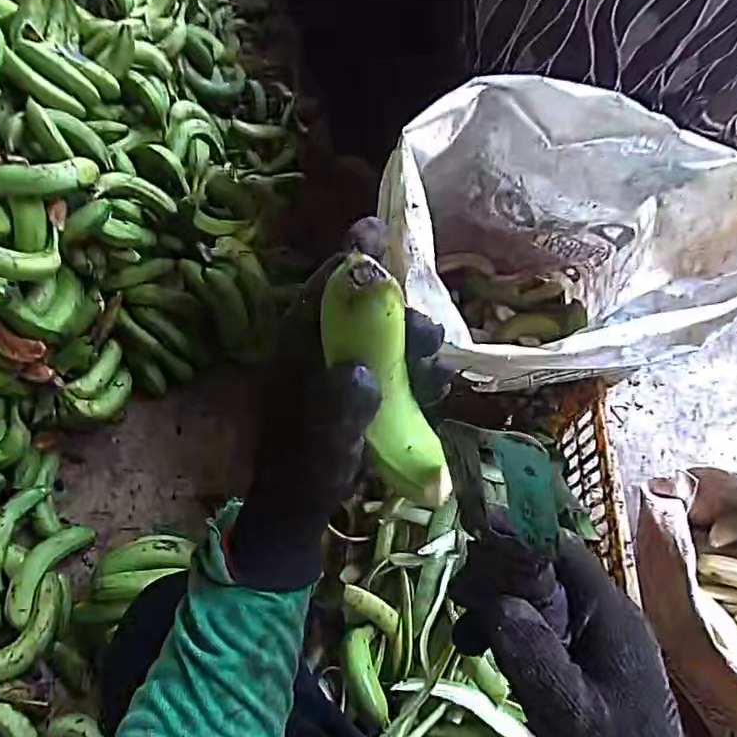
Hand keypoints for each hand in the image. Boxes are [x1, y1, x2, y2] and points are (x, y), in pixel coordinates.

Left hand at [228, 218, 445, 589]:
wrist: (308, 500)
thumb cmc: (306, 465)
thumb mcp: (321, 439)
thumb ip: (338, 406)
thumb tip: (362, 373)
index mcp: (301, 340)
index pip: (327, 284)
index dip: (354, 258)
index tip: (381, 237)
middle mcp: (328, 343)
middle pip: (370, 305)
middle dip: (401, 313)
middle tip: (424, 336)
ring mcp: (352, 363)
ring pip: (393, 334)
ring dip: (417, 344)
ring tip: (431, 368)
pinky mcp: (373, 385)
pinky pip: (403, 365)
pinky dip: (422, 371)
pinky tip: (434, 387)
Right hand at [451, 532, 736, 736]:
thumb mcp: (569, 709)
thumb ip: (534, 655)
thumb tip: (495, 600)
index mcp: (607, 611)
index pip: (558, 547)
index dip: (514, 538)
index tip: (472, 545)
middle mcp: (597, 606)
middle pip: (537, 564)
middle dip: (494, 577)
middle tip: (462, 604)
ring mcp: (586, 623)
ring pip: (528, 589)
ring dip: (492, 603)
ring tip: (465, 637)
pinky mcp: (574, 641)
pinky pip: (532, 614)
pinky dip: (502, 623)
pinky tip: (479, 647)